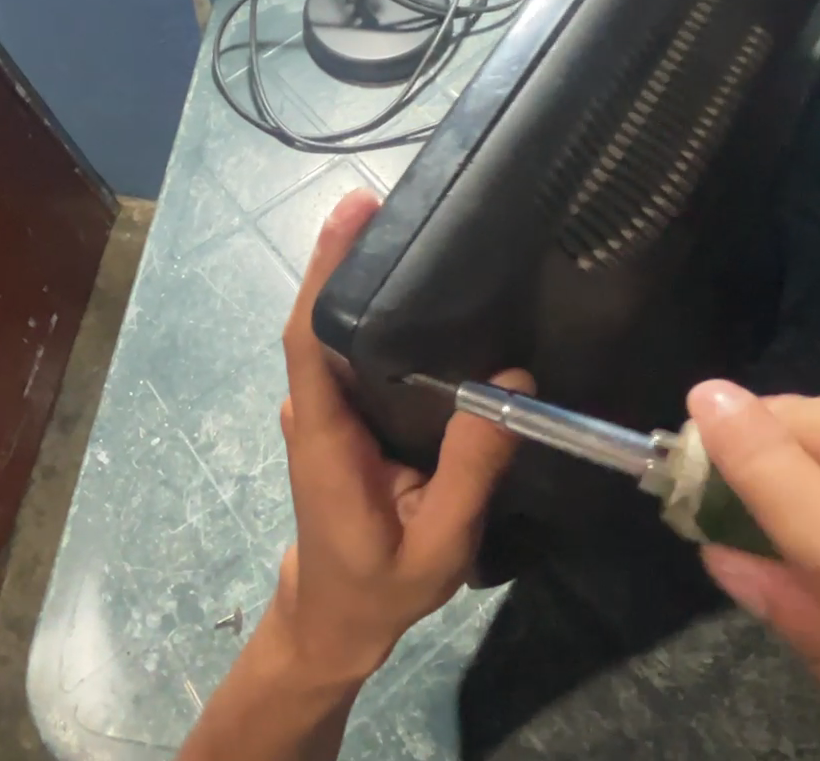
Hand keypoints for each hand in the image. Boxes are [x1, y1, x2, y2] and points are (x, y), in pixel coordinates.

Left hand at [269, 188, 525, 685]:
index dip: (322, 270)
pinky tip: (419, 298)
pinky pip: (353, 355)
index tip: (351, 214)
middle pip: (320, 318)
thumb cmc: (379, 585)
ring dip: (361, 282)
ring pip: (335, 333)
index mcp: (322, 432)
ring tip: (415, 234)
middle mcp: (313, 407)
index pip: (308, 337)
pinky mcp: (341, 415)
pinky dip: (374, 318)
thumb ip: (471, 471)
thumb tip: (511, 385)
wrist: (336, 616)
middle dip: (348, 257)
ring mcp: (323, 409)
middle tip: (400, 204)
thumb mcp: (439, 541)